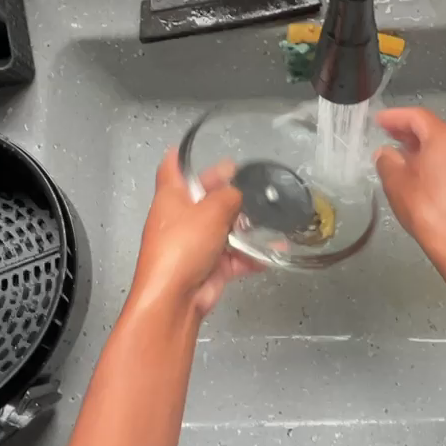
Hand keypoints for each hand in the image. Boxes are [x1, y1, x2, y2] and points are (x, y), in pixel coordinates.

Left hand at [128, 149, 259, 321]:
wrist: (175, 298)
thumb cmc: (183, 246)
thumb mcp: (211, 210)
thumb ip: (229, 197)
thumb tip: (237, 194)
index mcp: (171, 197)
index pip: (171, 167)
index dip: (182, 156)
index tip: (194, 146)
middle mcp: (180, 218)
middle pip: (203, 197)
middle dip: (226, 190)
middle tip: (249, 179)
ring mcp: (194, 244)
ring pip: (222, 227)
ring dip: (244, 224)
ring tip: (270, 215)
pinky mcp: (208, 266)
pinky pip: (234, 255)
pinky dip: (252, 253)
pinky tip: (273, 249)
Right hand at [375, 107, 445, 278]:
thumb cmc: (427, 209)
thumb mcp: (397, 182)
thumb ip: (387, 161)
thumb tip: (386, 154)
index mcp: (444, 138)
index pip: (417, 117)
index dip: (395, 116)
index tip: (378, 119)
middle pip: (432, 128)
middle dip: (407, 130)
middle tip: (385, 132)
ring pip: (442, 145)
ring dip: (419, 146)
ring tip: (397, 152)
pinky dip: (432, 159)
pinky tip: (417, 172)